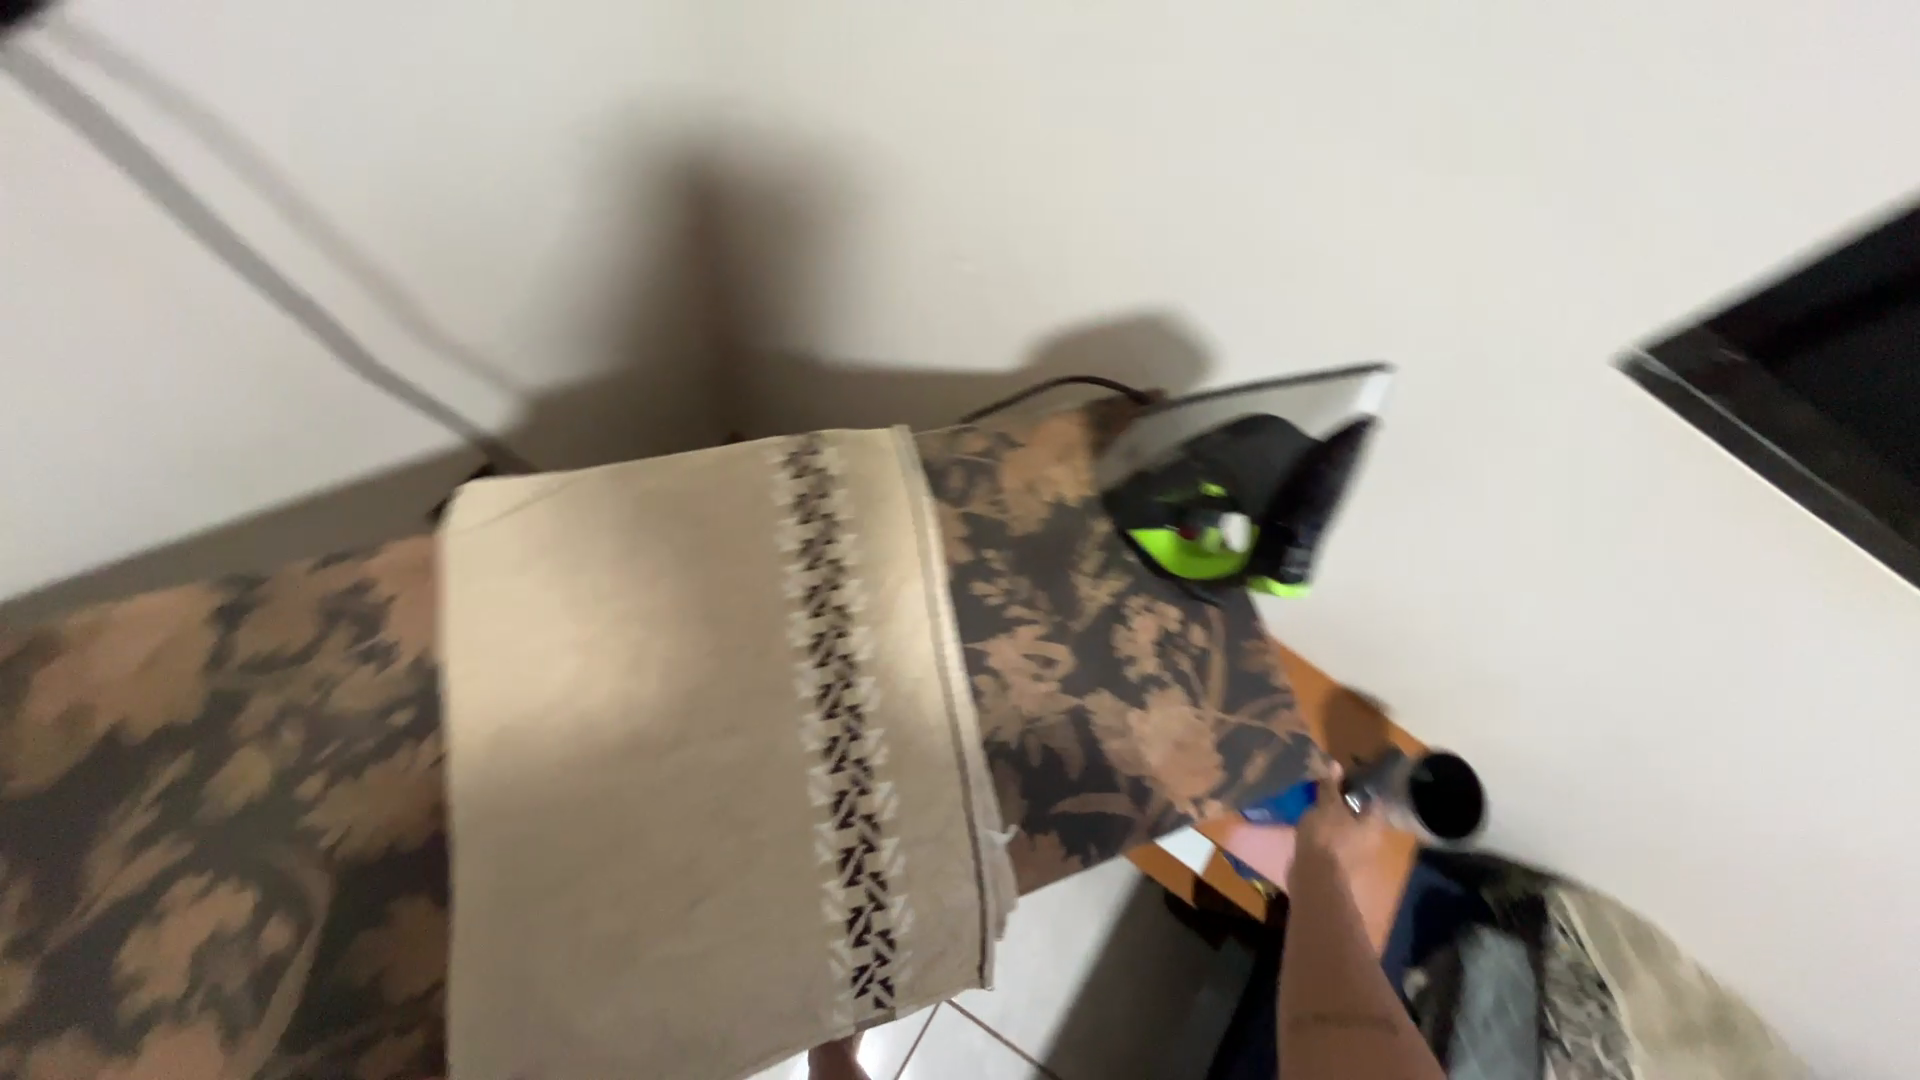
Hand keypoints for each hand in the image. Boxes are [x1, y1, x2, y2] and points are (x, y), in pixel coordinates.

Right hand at [1291, 762, 1387, 888]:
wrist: (1315, 876)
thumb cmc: (1327, 836)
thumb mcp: (1327, 805)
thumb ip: (1330, 786)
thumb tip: (1335, 764)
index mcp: (1374, 824)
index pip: (1371, 798)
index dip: (1357, 785)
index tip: (1340, 775)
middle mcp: (1370, 839)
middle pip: (1357, 814)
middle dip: (1341, 801)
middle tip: (1323, 787)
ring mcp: (1354, 853)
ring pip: (1344, 827)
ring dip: (1331, 817)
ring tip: (1312, 803)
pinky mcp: (1337, 862)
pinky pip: (1332, 839)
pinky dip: (1323, 831)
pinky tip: (1309, 823)